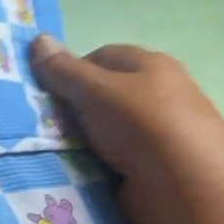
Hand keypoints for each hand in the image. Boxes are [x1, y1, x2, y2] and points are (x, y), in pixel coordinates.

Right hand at [29, 34, 223, 204]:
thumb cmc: (141, 124)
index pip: (102, 55)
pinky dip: (99, 160)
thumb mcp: (95, 90)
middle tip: (47, 123)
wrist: (185, 185)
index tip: (48, 93)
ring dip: (85, 137)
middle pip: (106, 92)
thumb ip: (64, 70)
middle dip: (76, 106)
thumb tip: (37, 38)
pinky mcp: (158, 163)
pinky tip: (83, 169)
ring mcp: (160, 130)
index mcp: (152, 64)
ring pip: (110, 126)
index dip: (71, 69)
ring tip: (57, 150)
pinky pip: (118, 155)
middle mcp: (161, 92)